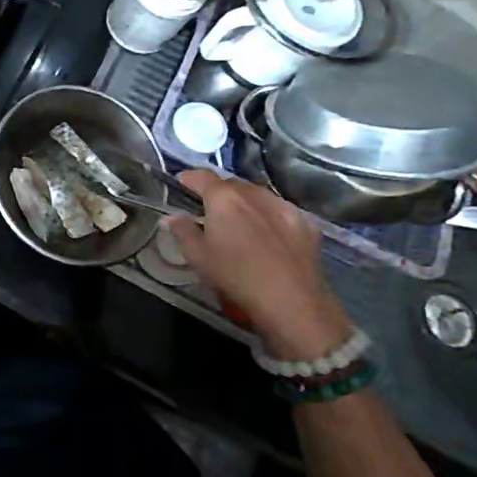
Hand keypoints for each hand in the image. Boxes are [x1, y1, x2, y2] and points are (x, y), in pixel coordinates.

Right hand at [165, 171, 351, 360]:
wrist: (290, 299)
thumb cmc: (235, 277)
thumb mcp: (198, 258)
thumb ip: (183, 232)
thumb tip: (171, 217)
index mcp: (224, 198)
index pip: (202, 177)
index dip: (189, 178)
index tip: (183, 183)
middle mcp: (255, 194)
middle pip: (232, 185)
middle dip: (219, 193)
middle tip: (211, 211)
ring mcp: (283, 206)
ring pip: (259, 196)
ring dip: (247, 204)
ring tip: (242, 224)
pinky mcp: (305, 223)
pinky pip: (281, 212)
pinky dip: (271, 218)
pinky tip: (270, 238)